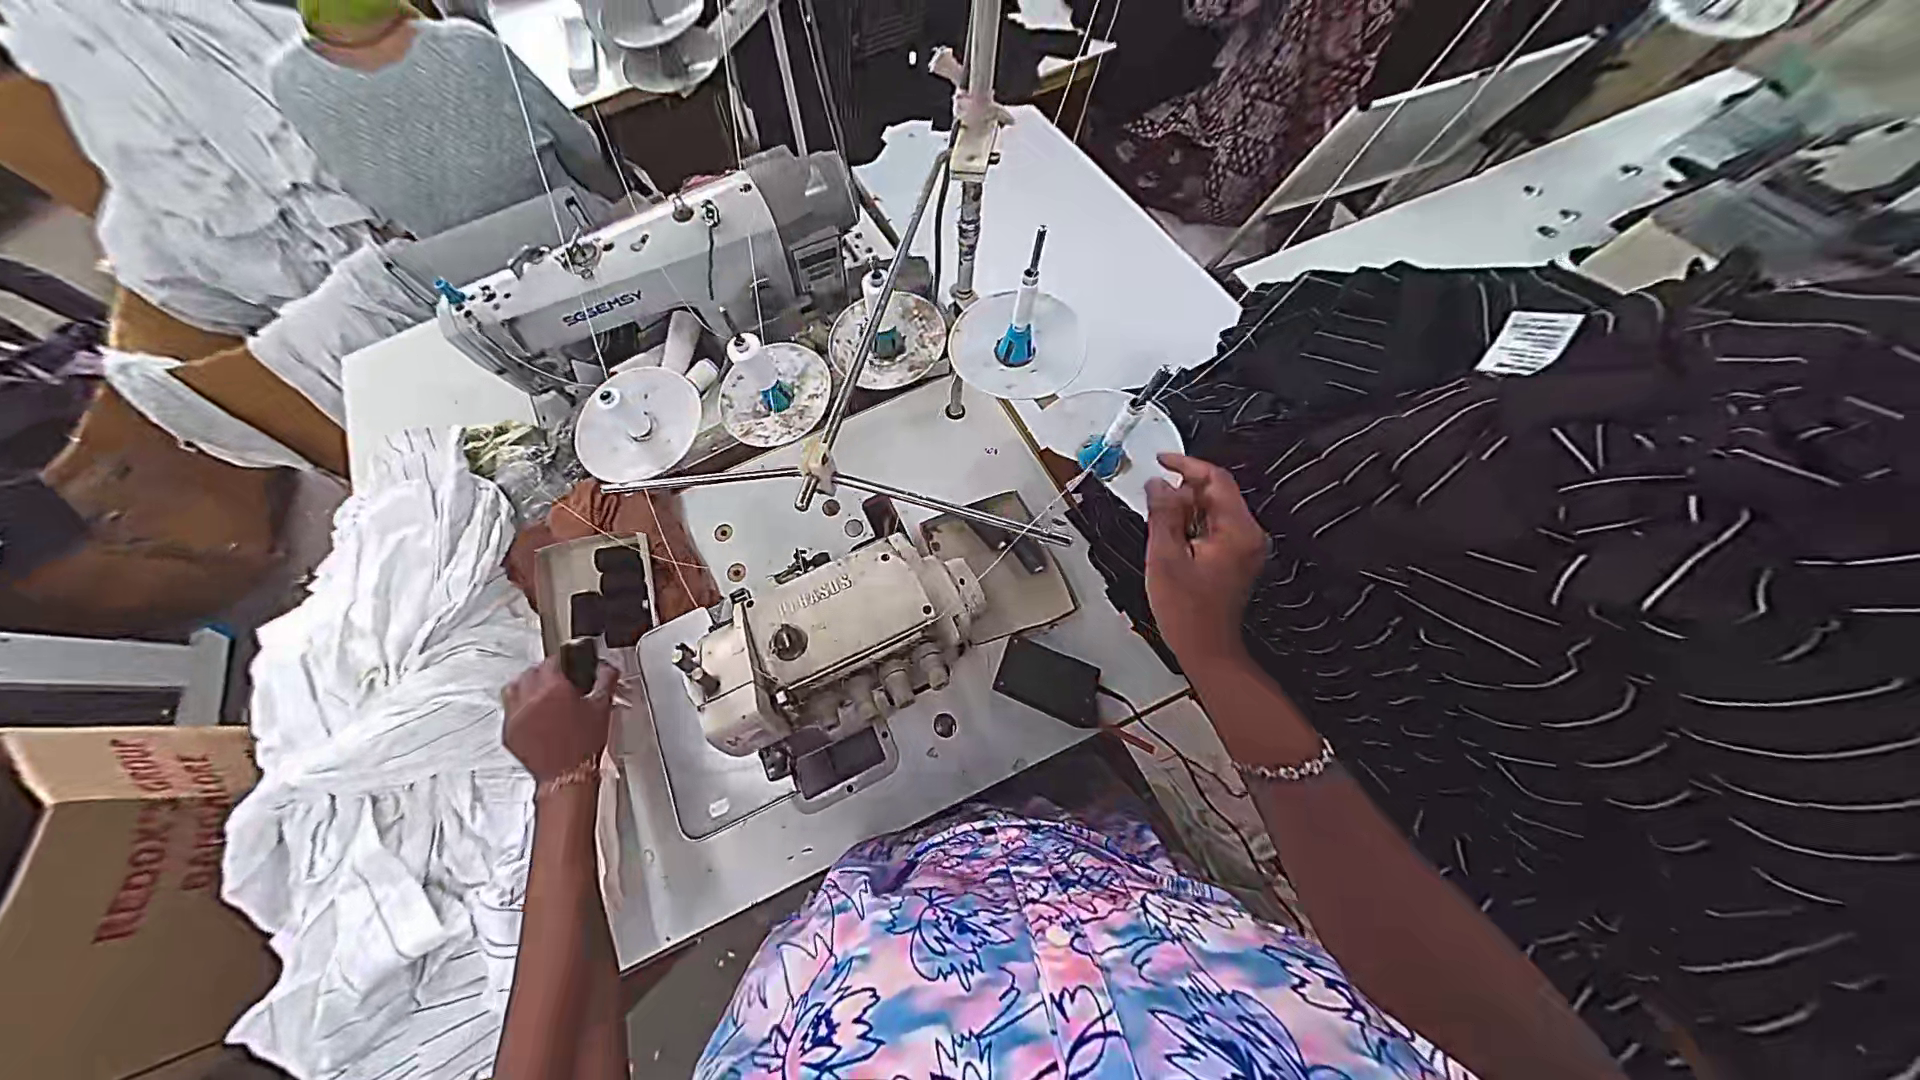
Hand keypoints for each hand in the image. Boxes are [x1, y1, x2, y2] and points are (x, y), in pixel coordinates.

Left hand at [503, 656, 618, 782]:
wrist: (566, 775)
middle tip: (558, 675)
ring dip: (526, 683)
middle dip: (545, 669)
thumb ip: (606, 680)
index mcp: (554, 689)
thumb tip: (606, 668)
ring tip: (540, 688)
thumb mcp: (602, 707)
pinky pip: (508, 709)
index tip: (569, 662)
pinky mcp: (508, 732)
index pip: (552, 661)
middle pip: (530, 671)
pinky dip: (519, 704)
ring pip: (513, 687)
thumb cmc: (584, 745)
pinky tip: (533, 711)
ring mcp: (516, 716)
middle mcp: (530, 700)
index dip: (563, 659)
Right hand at [1144, 452, 1268, 664]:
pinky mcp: (1235, 557)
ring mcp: (1243, 547)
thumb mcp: (1165, 557)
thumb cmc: (1189, 612)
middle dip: (1182, 493)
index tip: (1163, 460)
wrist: (1205, 646)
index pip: (1215, 479)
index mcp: (1237, 531)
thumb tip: (1158, 485)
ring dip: (1184, 511)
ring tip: (1162, 533)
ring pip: (1212, 510)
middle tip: (1155, 506)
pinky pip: (1213, 528)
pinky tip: (1173, 543)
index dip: (1185, 465)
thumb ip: (1162, 514)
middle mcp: (1247, 536)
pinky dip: (1190, 526)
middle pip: (1214, 494)